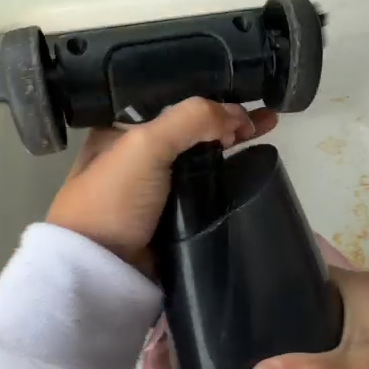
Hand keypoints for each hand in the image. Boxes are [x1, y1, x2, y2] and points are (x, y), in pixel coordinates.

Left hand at [46, 98, 277, 266]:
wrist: (99, 272)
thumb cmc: (112, 199)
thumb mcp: (143, 146)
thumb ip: (190, 120)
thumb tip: (238, 113)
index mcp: (120, 131)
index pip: (172, 102)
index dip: (208, 96)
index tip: (243, 95)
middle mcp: (138, 155)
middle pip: (192, 128)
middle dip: (228, 118)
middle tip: (265, 116)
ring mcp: (156, 188)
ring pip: (202, 158)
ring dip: (233, 145)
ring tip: (270, 131)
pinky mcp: (172, 217)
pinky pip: (206, 189)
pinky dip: (229, 178)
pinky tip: (253, 168)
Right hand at [248, 268, 368, 368]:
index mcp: (360, 286)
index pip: (302, 274)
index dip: (270, 289)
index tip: (237, 309)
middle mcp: (368, 293)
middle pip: (312, 300)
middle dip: (283, 320)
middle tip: (242, 342)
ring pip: (327, 323)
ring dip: (304, 340)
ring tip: (262, 360)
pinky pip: (342, 339)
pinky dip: (324, 353)